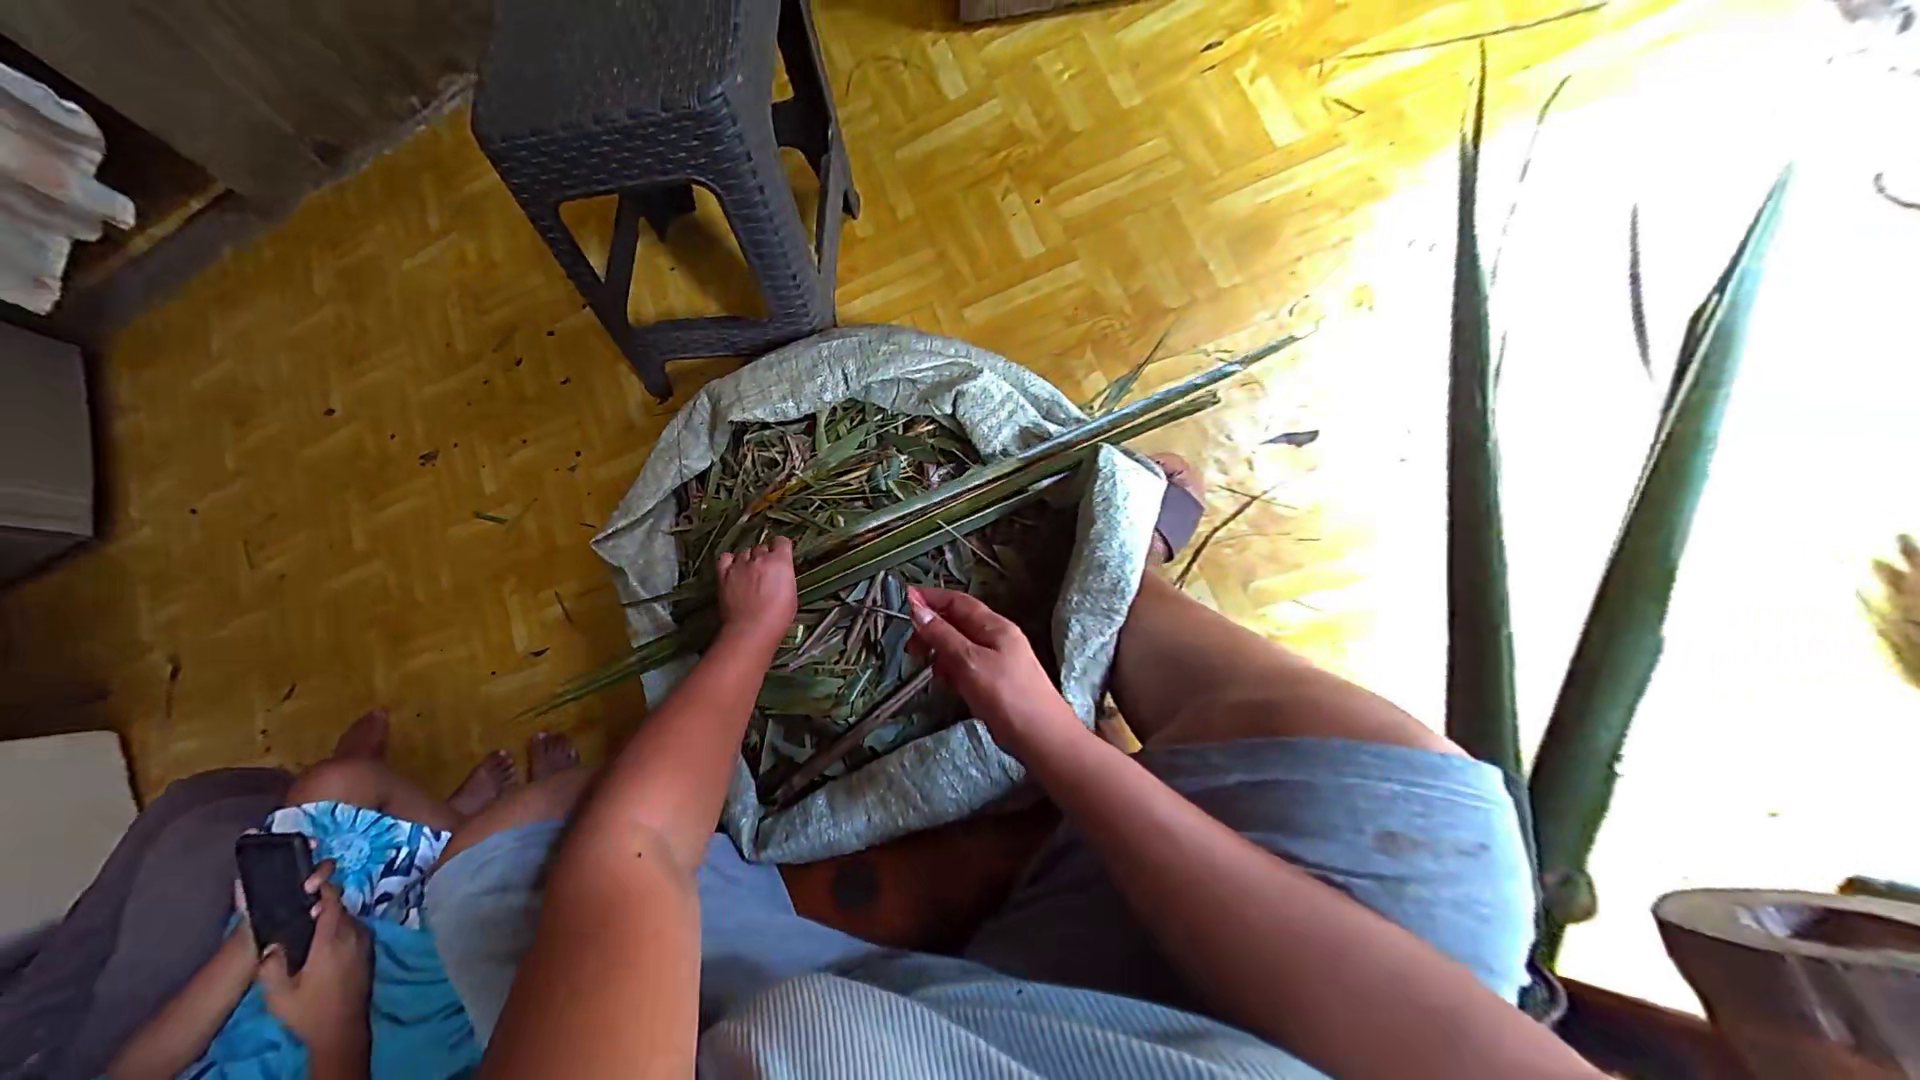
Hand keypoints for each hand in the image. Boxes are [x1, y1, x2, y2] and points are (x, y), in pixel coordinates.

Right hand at [259, 863, 369, 1057]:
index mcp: (333, 939)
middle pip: (339, 909)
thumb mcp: (278, 994)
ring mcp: (366, 940)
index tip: (310, 882)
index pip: (333, 902)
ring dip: (330, 921)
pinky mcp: (369, 949)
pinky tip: (323, 945)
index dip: (324, 889)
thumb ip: (271, 966)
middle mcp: (355, 933)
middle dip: (321, 907)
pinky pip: (353, 931)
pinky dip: (339, 931)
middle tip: (299, 913)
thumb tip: (272, 943)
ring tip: (307, 930)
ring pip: (347, 920)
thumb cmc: (309, 1009)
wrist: (343, 1026)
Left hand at [716, 537, 797, 648]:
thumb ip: (784, 576)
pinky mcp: (723, 574)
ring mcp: (739, 565)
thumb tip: (779, 573)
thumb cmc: (777, 617)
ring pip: (744, 553)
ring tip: (749, 574)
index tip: (781, 556)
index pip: (781, 541)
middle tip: (765, 572)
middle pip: (761, 547)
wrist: (752, 629)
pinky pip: (725, 558)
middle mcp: (759, 558)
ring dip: (748, 560)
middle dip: (764, 557)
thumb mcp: (791, 593)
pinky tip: (733, 569)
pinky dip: (730, 561)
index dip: (781, 548)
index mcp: (780, 562)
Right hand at [906, 586, 1087, 758]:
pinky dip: (953, 671)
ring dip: (942, 654)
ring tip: (934, 672)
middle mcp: (997, 638)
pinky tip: (949, 685)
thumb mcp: (969, 661)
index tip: (905, 599)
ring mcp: (997, 660)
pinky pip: (966, 667)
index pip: (958, 602)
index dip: (931, 598)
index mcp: (994, 625)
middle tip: (912, 649)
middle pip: (958, 623)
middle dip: (933, 631)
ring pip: (960, 647)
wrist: (1040, 736)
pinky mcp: (994, 682)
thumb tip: (918, 609)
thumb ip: (943, 635)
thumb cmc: (1006, 695)